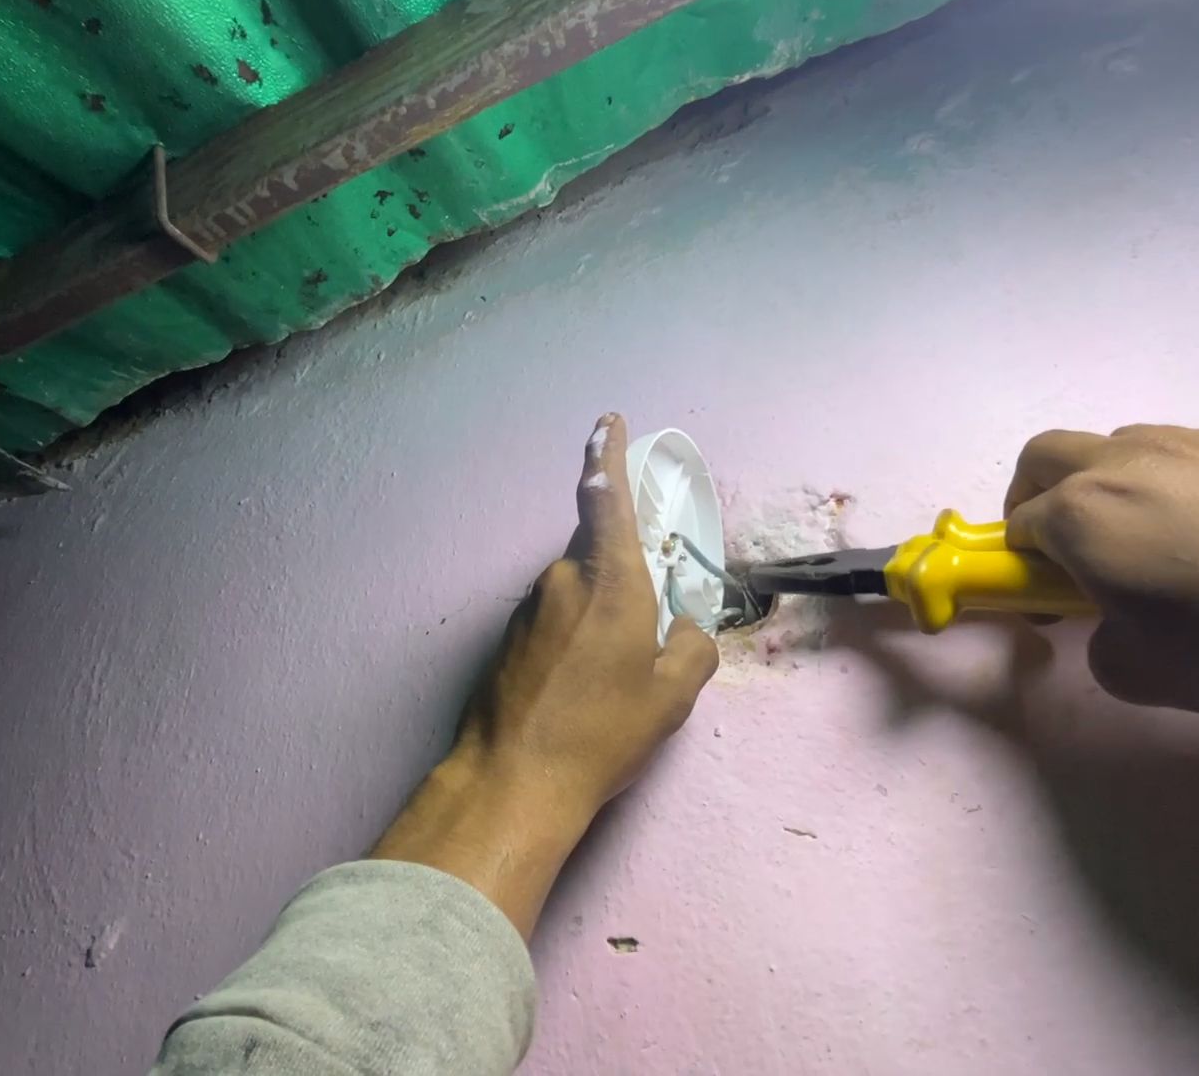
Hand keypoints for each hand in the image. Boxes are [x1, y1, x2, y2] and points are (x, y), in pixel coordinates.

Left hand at [373, 414, 718, 935]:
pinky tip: (578, 686)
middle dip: (622, 578)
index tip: (608, 421)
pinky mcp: (507, 636)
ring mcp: (527, 608)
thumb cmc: (603, 730)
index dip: (608, 455)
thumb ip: (690, 646)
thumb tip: (681, 627)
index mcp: (607, 581)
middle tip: (640, 633)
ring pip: (574, 590)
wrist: (515, 777)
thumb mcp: (672, 694)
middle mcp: (561, 581)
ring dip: (597, 614)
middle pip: (597, 555)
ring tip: (609, 675)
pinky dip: (572, 636)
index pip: (606, 499)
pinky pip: (552, 617)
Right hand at [1004, 424, 1198, 729]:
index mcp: (1085, 513)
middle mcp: (1135, 461)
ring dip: (1128, 491)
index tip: (1050, 600)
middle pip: (1048, 456)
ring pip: (1137, 451)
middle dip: (1038, 497)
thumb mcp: (1151, 675)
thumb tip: (1120, 623)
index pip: (1015, 525)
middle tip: (1075, 549)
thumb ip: (1102, 644)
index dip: (1020, 567)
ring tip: (1191, 551)